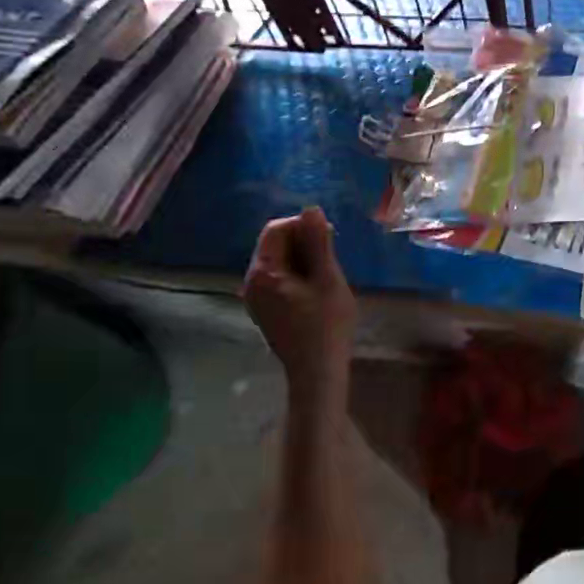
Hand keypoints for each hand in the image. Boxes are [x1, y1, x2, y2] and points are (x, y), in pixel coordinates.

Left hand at [244, 207, 357, 396]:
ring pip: (278, 262)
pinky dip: (297, 275)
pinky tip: (317, 290)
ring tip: (327, 274)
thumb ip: (318, 242)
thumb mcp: (327, 279)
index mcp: (263, 272)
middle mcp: (251, 282)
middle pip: (274, 245)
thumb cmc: (326, 325)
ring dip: (302, 259)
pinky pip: (278, 279)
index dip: (303, 226)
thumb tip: (311, 209)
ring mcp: (255, 298)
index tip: (329, 238)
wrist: (317, 373)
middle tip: (331, 258)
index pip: (276, 229)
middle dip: (303, 242)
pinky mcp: (264, 310)